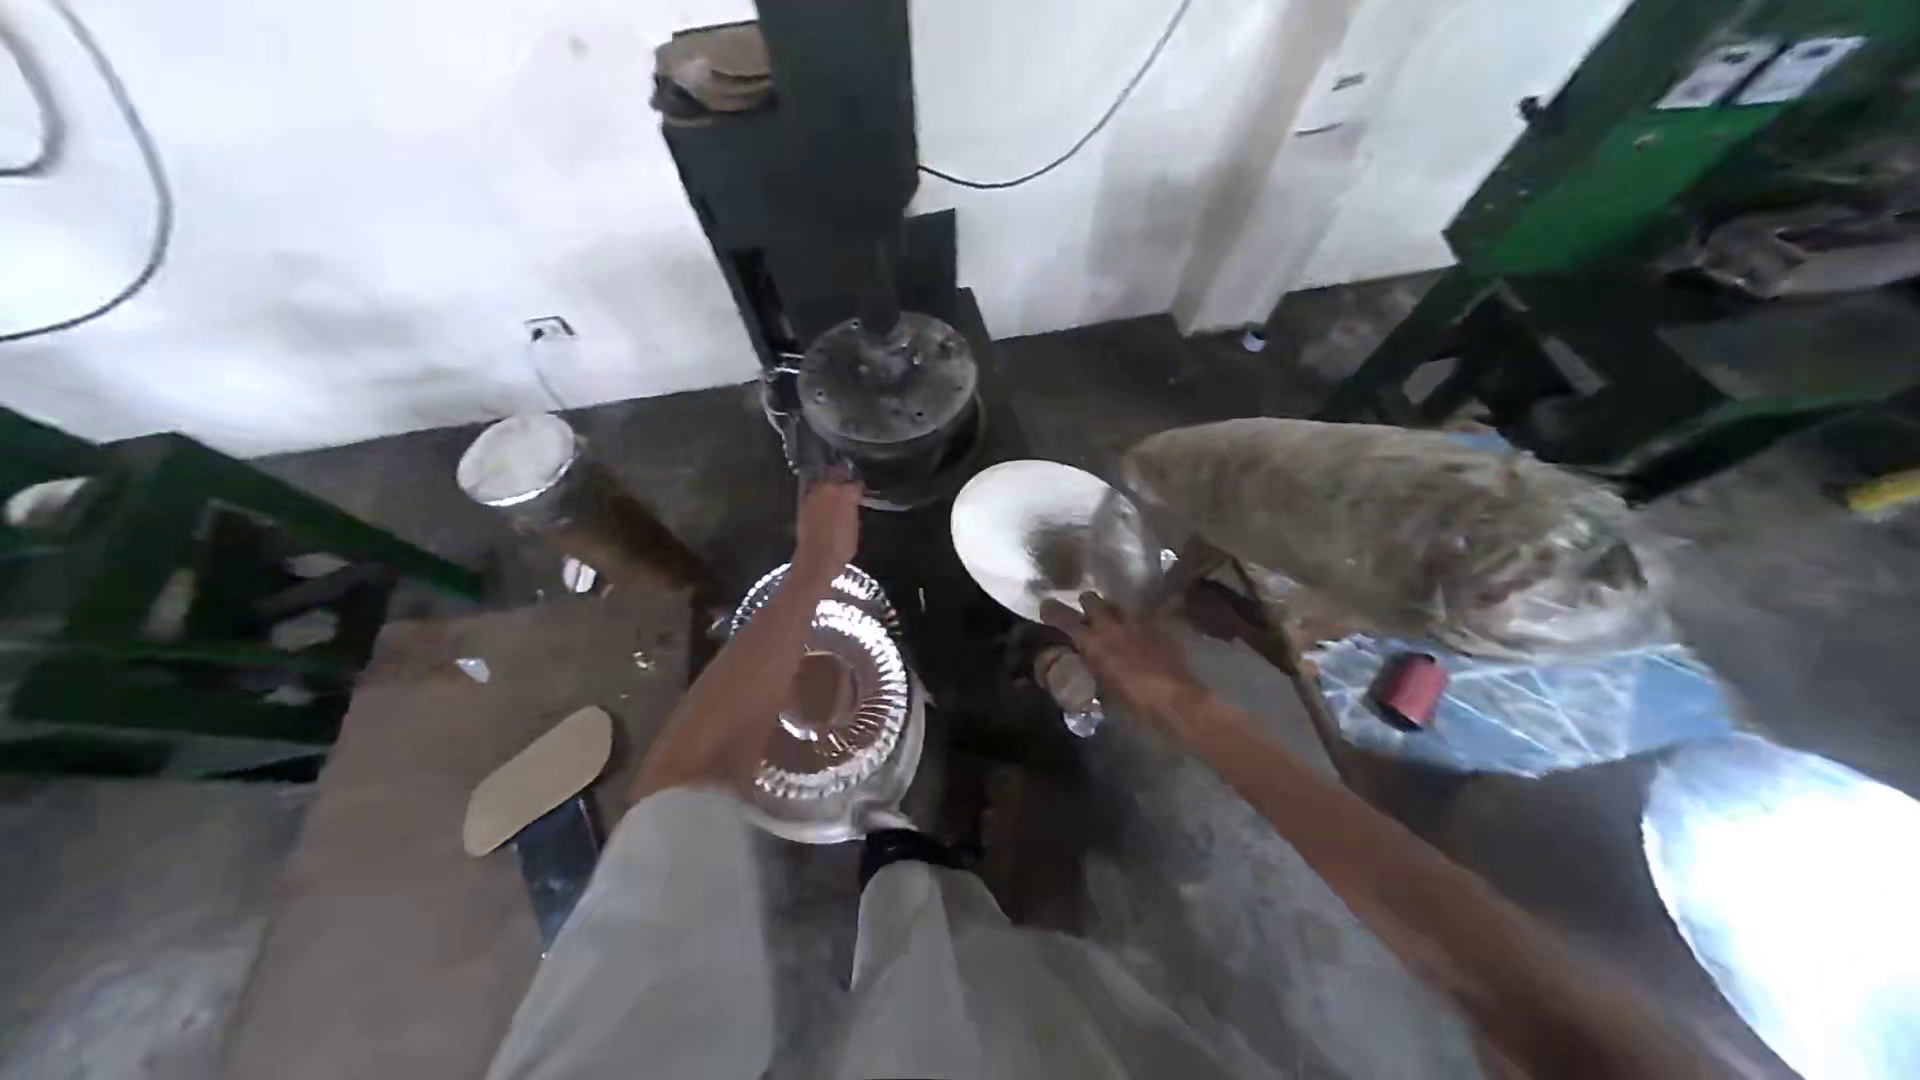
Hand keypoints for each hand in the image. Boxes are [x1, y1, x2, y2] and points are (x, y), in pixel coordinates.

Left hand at [793, 470, 861, 581]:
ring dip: (828, 484)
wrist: (817, 558)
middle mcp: (829, 488)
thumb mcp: (855, 527)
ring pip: (822, 481)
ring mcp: (813, 494)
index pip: (856, 483)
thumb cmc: (842, 546)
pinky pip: (811, 491)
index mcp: (847, 492)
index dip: (859, 489)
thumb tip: (852, 504)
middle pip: (838, 474)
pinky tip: (820, 502)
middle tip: (847, 488)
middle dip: (843, 479)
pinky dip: (816, 494)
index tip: (860, 493)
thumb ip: (853, 510)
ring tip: (833, 493)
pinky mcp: (802, 502)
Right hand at [1041, 591, 1207, 721]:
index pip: (1062, 617)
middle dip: (1087, 604)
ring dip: (1114, 610)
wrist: (1173, 698)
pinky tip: (1147, 629)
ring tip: (1118, 621)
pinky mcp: (1159, 622)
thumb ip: (1092, 664)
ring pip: (1118, 603)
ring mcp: (1136, 620)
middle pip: (1090, 598)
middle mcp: (1110, 624)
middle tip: (1089, 614)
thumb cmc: (1133, 700)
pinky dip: (1143, 620)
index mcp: (1091, 641)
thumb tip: (1087, 657)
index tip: (1046, 608)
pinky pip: (1148, 613)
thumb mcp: (1103, 685)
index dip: (1052, 610)